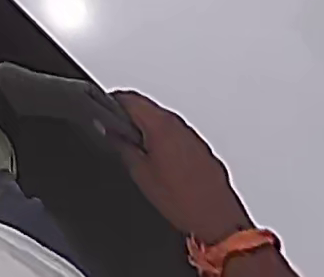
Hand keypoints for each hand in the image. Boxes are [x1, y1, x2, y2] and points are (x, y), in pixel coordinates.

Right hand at [110, 90, 254, 244]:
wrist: (220, 225)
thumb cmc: (183, 201)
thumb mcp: (139, 172)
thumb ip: (121, 144)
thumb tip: (108, 130)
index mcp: (160, 124)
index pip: (128, 97)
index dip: (112, 101)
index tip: (103, 108)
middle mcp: (178, 125)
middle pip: (147, 107)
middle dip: (130, 115)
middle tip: (117, 129)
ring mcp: (194, 137)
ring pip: (164, 121)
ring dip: (149, 127)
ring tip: (140, 149)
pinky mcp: (204, 150)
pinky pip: (179, 135)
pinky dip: (167, 140)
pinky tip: (163, 161)